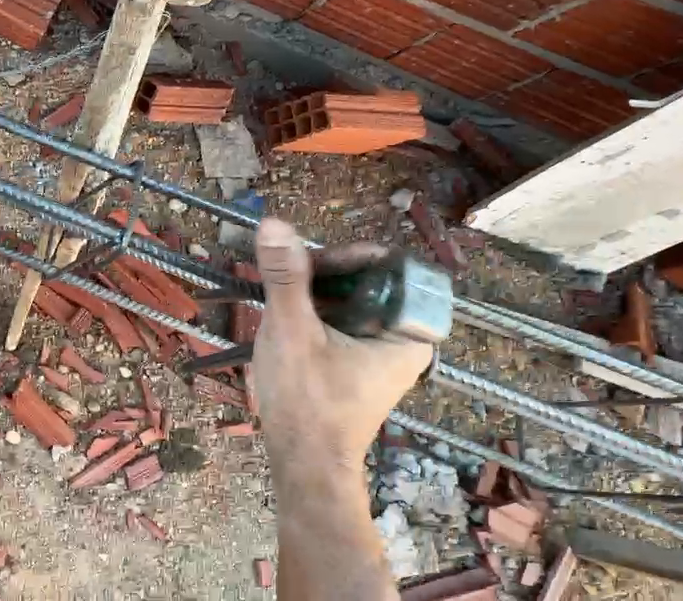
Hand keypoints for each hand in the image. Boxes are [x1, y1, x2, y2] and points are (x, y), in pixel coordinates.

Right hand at [250, 219, 431, 476]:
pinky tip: (282, 316)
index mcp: (407, 334)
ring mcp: (379, 351)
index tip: (306, 260)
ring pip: (348, 298)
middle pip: (366, 280)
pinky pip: (338, 318)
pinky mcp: (356, 360)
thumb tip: (275, 223)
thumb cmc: (307, 398)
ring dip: (310, 289)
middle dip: (320, 272)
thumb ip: (285, 276)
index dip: (347, 256)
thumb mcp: (292, 330)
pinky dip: (310, 309)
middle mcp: (402, 339)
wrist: (304, 460)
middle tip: (282, 277)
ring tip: (276, 296)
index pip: (388, 269)